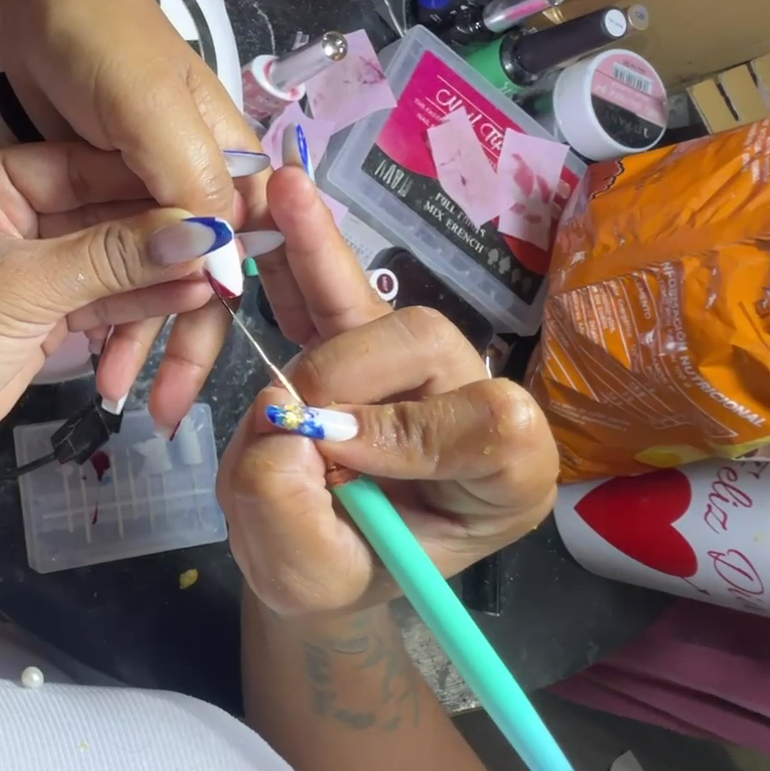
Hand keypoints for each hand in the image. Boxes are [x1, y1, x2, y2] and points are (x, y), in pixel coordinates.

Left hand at [0, 143, 224, 464]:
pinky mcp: (49, 307)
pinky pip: (105, 297)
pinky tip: (190, 300)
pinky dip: (141, 303)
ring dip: (164, 272)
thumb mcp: (21, 286)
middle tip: (238, 244)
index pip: (91, 165)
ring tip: (223, 281)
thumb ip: (112, 258)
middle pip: (110, 212)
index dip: (157, 184)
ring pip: (114, 258)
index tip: (224, 200)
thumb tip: (205, 234)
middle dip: (168, 234)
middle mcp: (19, 209)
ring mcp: (37, 261)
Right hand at [220, 168, 558, 615]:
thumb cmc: (319, 574)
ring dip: (318, 262)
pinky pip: (328, 288)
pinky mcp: (354, 342)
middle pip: (426, 346)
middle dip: (340, 372)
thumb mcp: (303, 573)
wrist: (302, 552)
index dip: (410, 430)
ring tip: (272, 199)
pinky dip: (301, 246)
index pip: (495, 426)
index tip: (334, 453)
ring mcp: (411, 370)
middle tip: (280, 415)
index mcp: (497, 483)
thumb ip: (289, 510)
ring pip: (374, 302)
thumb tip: (280, 419)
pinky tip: (279, 197)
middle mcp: (469, 409)